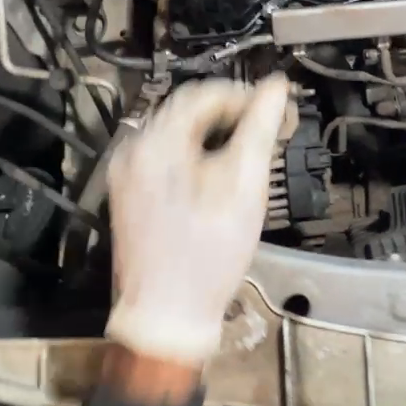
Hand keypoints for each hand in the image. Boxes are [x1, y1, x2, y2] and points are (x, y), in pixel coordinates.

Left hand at [105, 75, 290, 365]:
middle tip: (266, 126)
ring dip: (215, 132)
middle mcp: (134, 151)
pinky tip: (219, 171)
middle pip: (188, 110)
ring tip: (248, 148)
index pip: (203, 94)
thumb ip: (261, 126)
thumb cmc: (207, 253)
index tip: (274, 107)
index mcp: (156, 142)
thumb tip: (276, 88)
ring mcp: (128, 175)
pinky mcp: (131, 195)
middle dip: (231, 113)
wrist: (168, 318)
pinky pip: (167, 156)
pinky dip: (196, 153)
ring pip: (178, 133)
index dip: (244, 95)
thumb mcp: (244, 182)